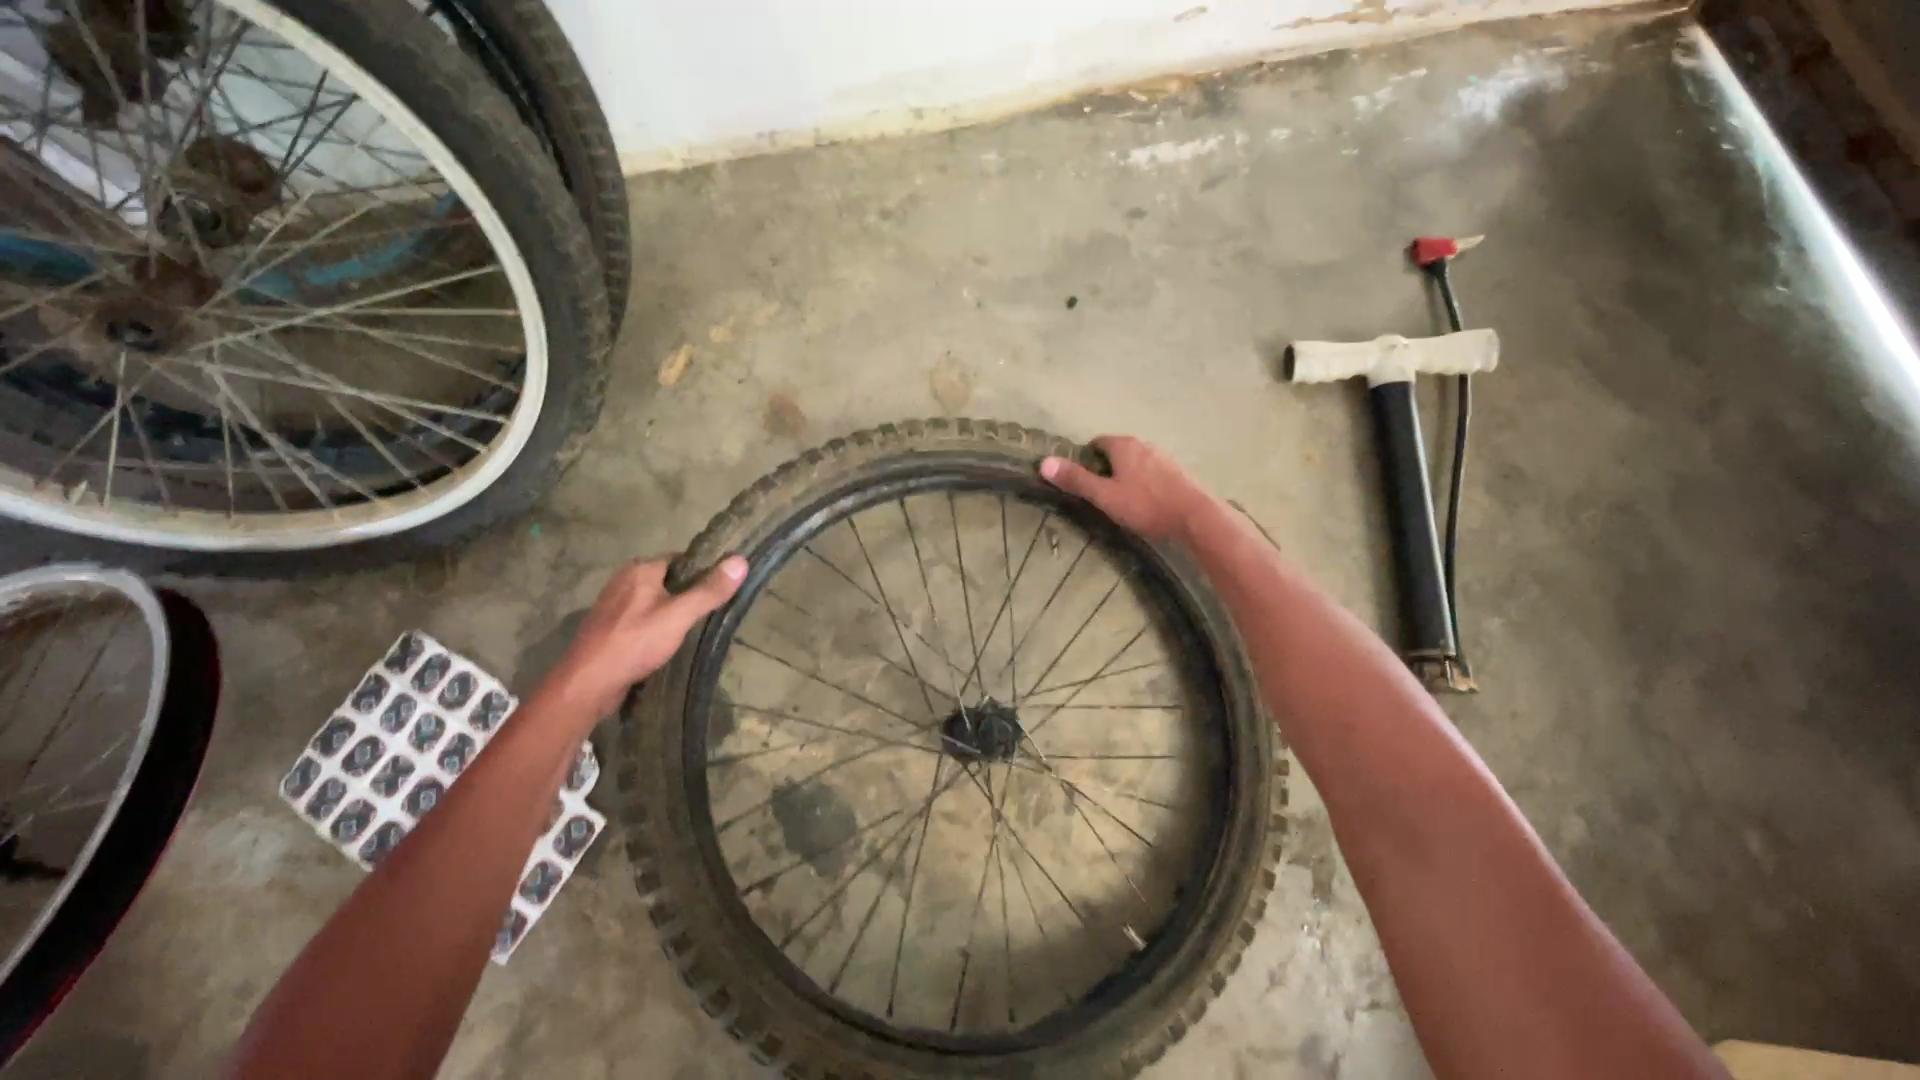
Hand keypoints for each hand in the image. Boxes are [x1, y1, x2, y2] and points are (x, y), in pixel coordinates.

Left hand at [543, 554, 747, 717]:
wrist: (588, 682)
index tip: (722, 588)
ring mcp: (613, 605)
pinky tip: (665, 643)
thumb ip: (709, 590)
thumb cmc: (635, 642)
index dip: (703, 571)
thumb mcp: (679, 616)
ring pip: (652, 600)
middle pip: (666, 580)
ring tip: (692, 630)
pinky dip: (654, 626)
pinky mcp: (608, 628)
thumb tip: (741, 560)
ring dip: (670, 611)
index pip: (681, 559)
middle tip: (711, 613)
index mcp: (641, 569)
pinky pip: (639, 618)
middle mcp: (624, 580)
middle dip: (687, 593)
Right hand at [1040, 436, 1209, 542]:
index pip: (1097, 442)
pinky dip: (1144, 482)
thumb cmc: (1146, 505)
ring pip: (1136, 462)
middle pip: (1118, 451)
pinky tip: (1145, 502)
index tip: (1081, 478)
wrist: (1196, 516)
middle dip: (1106, 467)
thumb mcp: (1105, 496)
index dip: (1086, 458)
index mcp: (1124, 445)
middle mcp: (1144, 445)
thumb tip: (1044, 463)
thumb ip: (1076, 480)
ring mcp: (1164, 458)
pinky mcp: (1178, 473)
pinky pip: (1152, 472)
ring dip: (1126, 475)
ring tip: (1121, 499)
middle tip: (1098, 492)